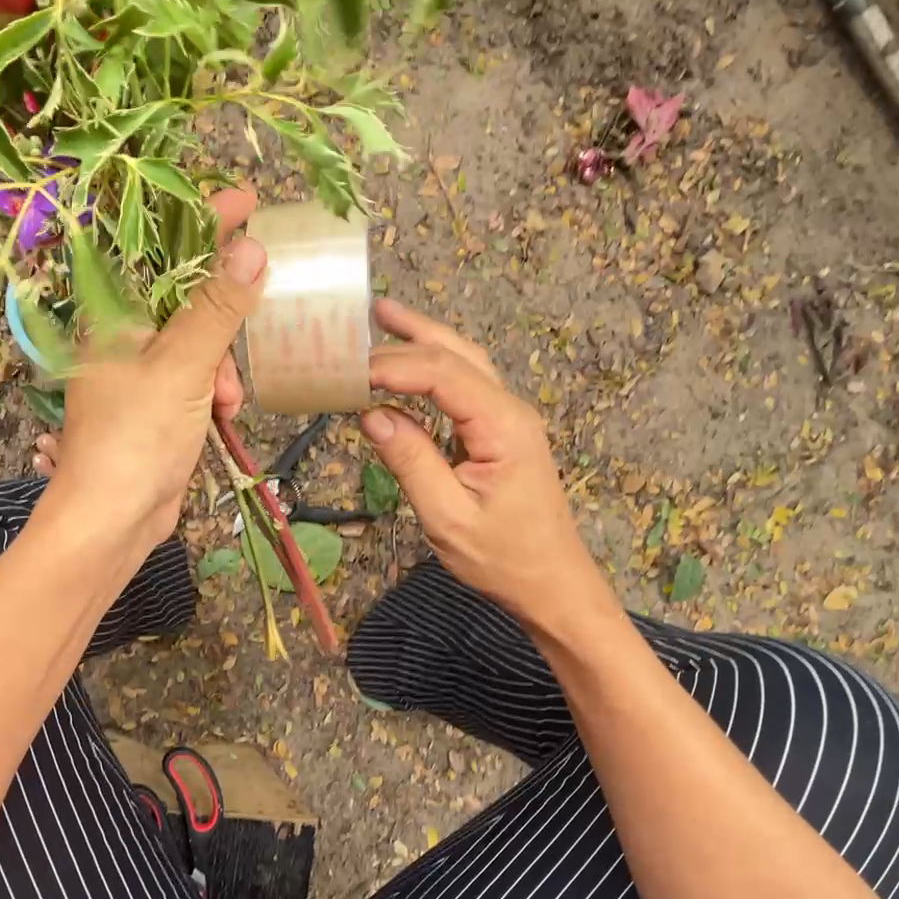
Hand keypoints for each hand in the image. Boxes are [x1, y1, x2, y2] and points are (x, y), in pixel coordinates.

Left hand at [37, 188, 264, 553]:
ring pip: (199, 343)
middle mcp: (121, 337)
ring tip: (225, 400)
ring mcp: (139, 373)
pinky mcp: (156, 405)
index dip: (204, 222)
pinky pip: (196, 379)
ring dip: (222, 366)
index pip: (161, 250)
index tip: (249, 202)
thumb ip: (217, 309)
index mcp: (112, 316)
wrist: (112, 520)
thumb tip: (251, 250)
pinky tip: (223, 416)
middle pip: (186, 298)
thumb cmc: (135, 440)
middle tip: (246, 335)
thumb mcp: (182, 368)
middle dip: (222, 322)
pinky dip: (214, 392)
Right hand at [361, 299, 616, 634]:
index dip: (392, 366)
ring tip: (383, 315)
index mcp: (502, 427)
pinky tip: (409, 362)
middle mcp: (509, 411)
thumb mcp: (447, 517)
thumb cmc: (503, 558)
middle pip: (455, 355)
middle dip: (403, 340)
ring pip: (464, 361)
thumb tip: (371, 416)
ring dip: (423, 338)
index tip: (347, 369)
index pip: (442, 374)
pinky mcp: (499, 432)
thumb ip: (410, 461)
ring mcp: (507, 418)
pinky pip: (464, 385)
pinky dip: (432, 367)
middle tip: (353, 331)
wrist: (551, 583)